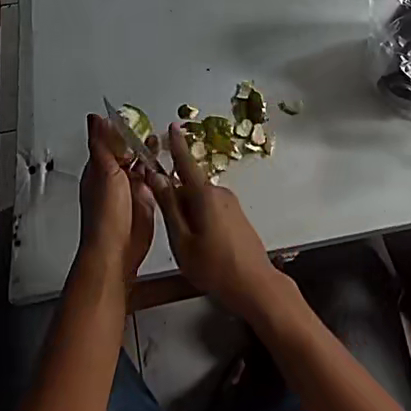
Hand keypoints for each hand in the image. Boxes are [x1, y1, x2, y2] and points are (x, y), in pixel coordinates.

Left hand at [78, 114, 155, 281]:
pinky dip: (161, 171)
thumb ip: (101, 143)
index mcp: (101, 167)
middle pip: (129, 151)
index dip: (122, 128)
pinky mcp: (146, 200)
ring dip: (151, 153)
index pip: (111, 141)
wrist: (117, 248)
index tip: (135, 116)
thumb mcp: (103, 170)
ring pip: (142, 164)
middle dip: (140, 139)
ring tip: (163, 139)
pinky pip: (154, 180)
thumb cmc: (105, 214)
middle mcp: (115, 177)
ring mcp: (131, 189)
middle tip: (153, 125)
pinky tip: (168, 163)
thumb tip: (94, 117)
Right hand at [130, 122, 285, 317]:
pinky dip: (198, 218)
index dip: (176, 145)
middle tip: (168, 228)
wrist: (255, 285)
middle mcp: (219, 193)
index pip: (185, 163)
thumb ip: (168, 207)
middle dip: (174, 198)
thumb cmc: (214, 267)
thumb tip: (156, 177)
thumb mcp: (182, 240)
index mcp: (204, 195)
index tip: (172, 125)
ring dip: (186, 213)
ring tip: (184, 244)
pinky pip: (210, 208)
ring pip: (198, 200)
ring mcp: (230, 204)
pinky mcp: (236, 216)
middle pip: (188, 187)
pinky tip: (198, 243)